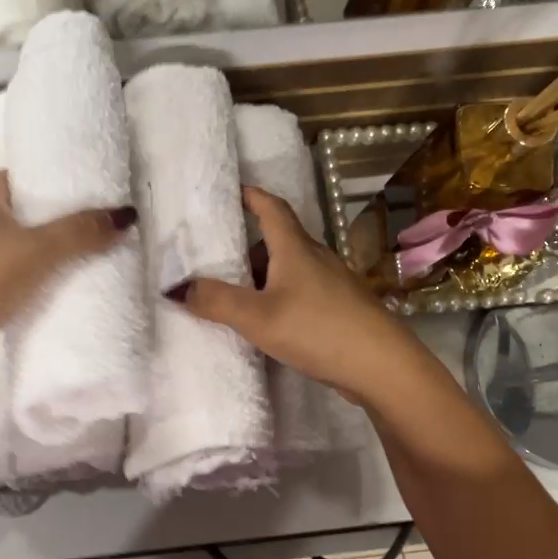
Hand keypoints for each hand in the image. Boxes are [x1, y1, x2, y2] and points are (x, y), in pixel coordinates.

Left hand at [0, 170, 133, 364]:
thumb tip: (127, 214)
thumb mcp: (38, 249)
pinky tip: (53, 297)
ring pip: (10, 255)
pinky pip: (7, 287)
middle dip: (45, 222)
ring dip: (37, 259)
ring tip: (80, 261)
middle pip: (13, 218)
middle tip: (87, 227)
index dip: (37, 178)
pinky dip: (28, 289)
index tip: (72, 187)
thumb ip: (81, 232)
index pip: (9, 178)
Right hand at [172, 186, 410, 401]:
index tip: (232, 192)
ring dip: (263, 276)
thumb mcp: (257, 317)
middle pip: (279, 241)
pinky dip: (279, 297)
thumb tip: (176, 287)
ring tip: (235, 296)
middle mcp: (317, 259)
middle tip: (217, 260)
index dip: (252, 196)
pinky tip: (269, 322)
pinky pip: (302, 292)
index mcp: (296, 249)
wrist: (381, 365)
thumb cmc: (318, 329)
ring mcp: (333, 285)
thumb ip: (216, 301)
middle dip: (249, 247)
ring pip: (290, 269)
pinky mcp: (340, 310)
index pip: (272, 209)